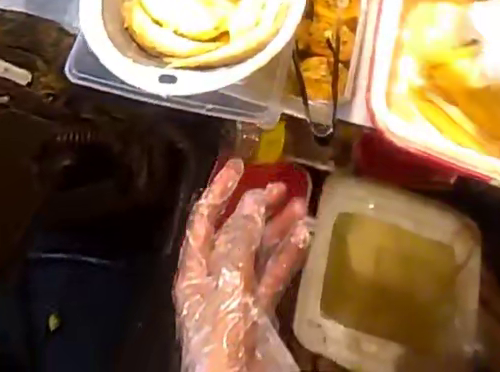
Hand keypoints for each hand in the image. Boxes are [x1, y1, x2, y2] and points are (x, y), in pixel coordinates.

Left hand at [174, 159, 312, 371]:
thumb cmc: (223, 335)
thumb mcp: (228, 282)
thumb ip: (240, 238)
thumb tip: (253, 200)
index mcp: (195, 270)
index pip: (204, 217)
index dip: (220, 189)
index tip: (240, 164)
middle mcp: (214, 280)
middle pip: (235, 232)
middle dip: (256, 206)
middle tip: (283, 185)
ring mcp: (238, 298)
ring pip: (259, 252)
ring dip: (278, 227)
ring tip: (302, 206)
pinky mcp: (260, 316)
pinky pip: (273, 277)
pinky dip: (288, 256)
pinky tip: (304, 238)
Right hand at [464, 0, 499, 84]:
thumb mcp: (486, 70)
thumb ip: (471, 70)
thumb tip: (467, 73)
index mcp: (473, 13)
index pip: (457, 31)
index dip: (457, 47)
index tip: (459, 60)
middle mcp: (488, 4)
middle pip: (475, 24)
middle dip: (475, 40)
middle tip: (476, 58)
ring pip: (493, 24)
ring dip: (492, 38)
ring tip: (494, 57)